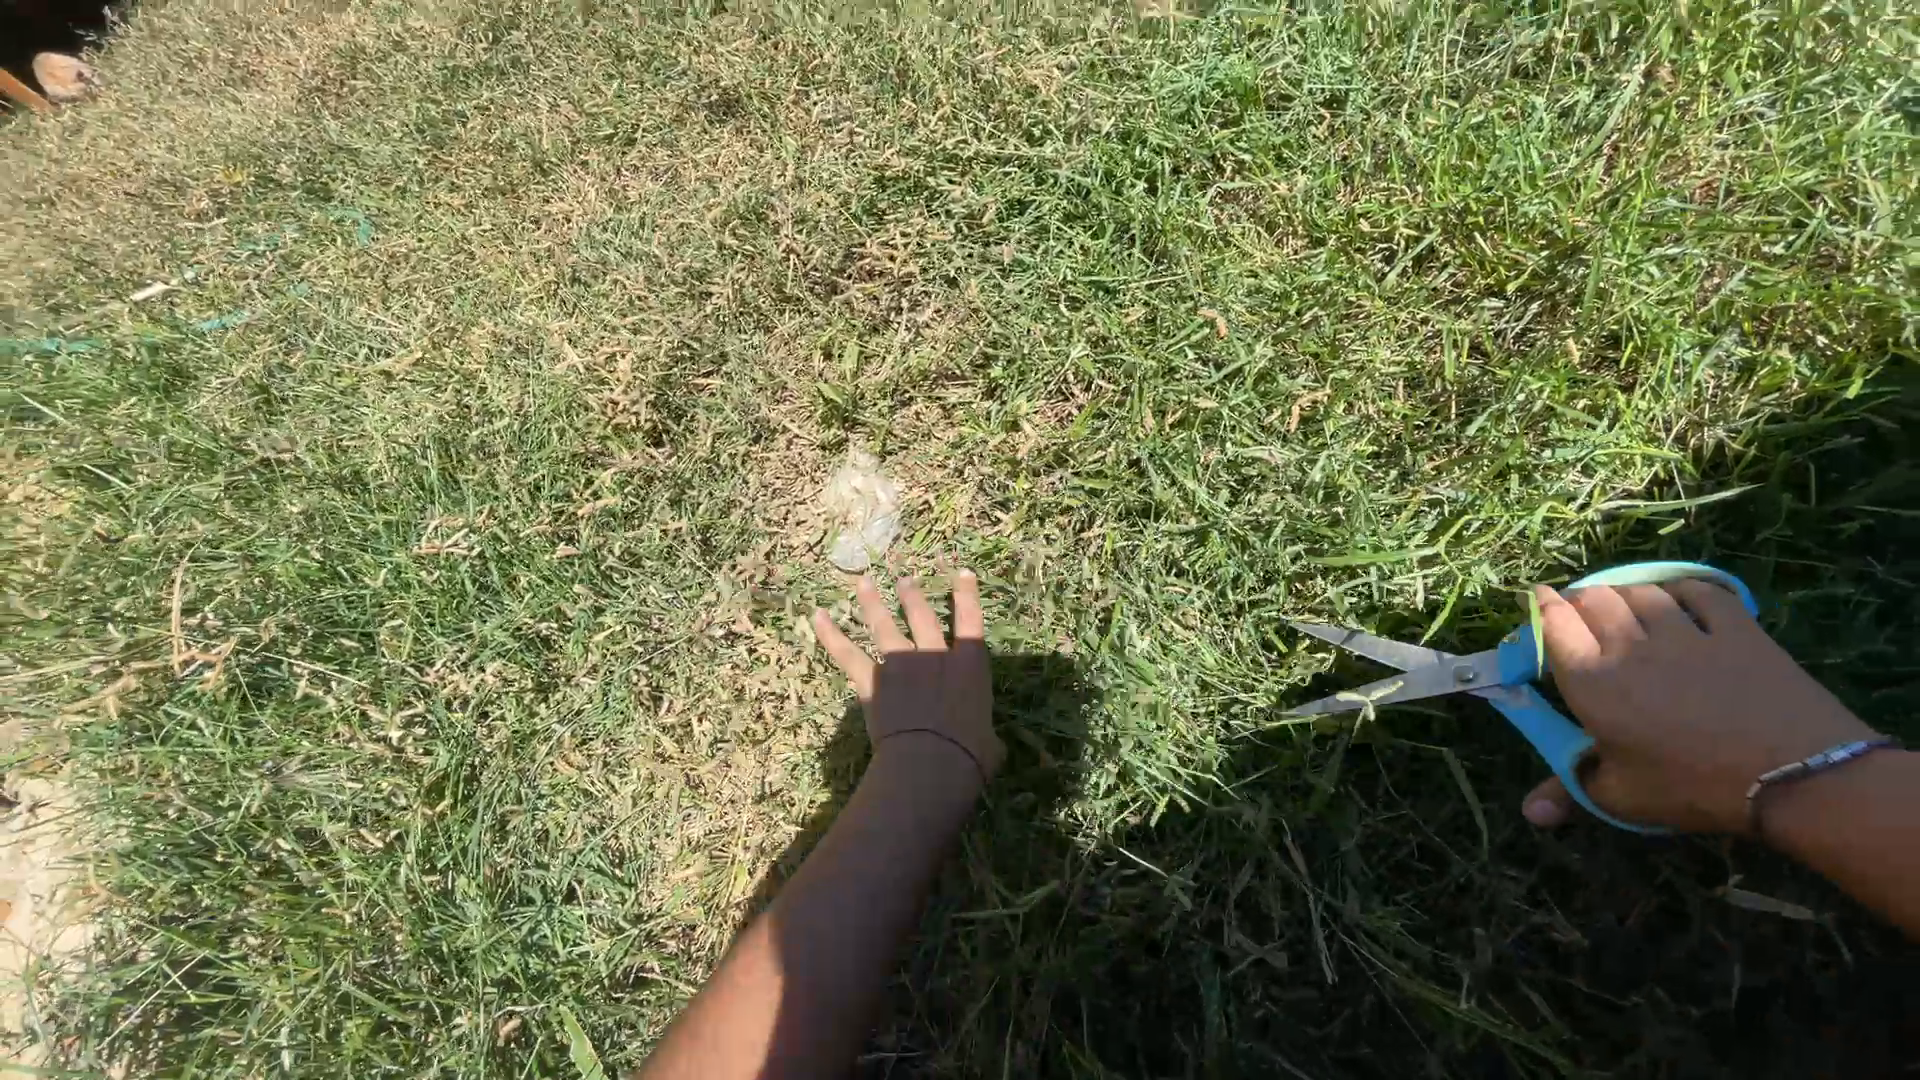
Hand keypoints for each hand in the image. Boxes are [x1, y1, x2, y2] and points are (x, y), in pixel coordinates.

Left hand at [811, 571, 1003, 782]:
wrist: (930, 760)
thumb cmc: (969, 755)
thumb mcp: (990, 744)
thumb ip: (987, 735)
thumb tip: (991, 748)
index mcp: (968, 665)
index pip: (970, 619)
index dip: (967, 595)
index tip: (962, 573)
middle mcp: (934, 655)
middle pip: (921, 616)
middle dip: (912, 595)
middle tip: (904, 579)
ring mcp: (900, 664)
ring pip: (883, 625)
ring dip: (872, 602)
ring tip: (864, 583)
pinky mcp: (872, 681)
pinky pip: (847, 654)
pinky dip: (831, 635)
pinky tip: (818, 617)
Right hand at [1522, 579, 1877, 833]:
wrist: (1798, 778)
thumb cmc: (1694, 786)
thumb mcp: (1622, 796)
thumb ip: (1569, 790)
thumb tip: (1531, 813)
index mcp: (1589, 681)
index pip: (1552, 623)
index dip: (1541, 606)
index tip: (1538, 600)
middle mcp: (1627, 646)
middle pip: (1593, 598)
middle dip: (1579, 597)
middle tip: (1579, 609)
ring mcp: (1685, 634)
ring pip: (1641, 592)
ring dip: (1625, 593)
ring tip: (1624, 603)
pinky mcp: (1737, 631)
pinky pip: (1701, 593)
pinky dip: (1682, 588)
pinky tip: (1678, 597)